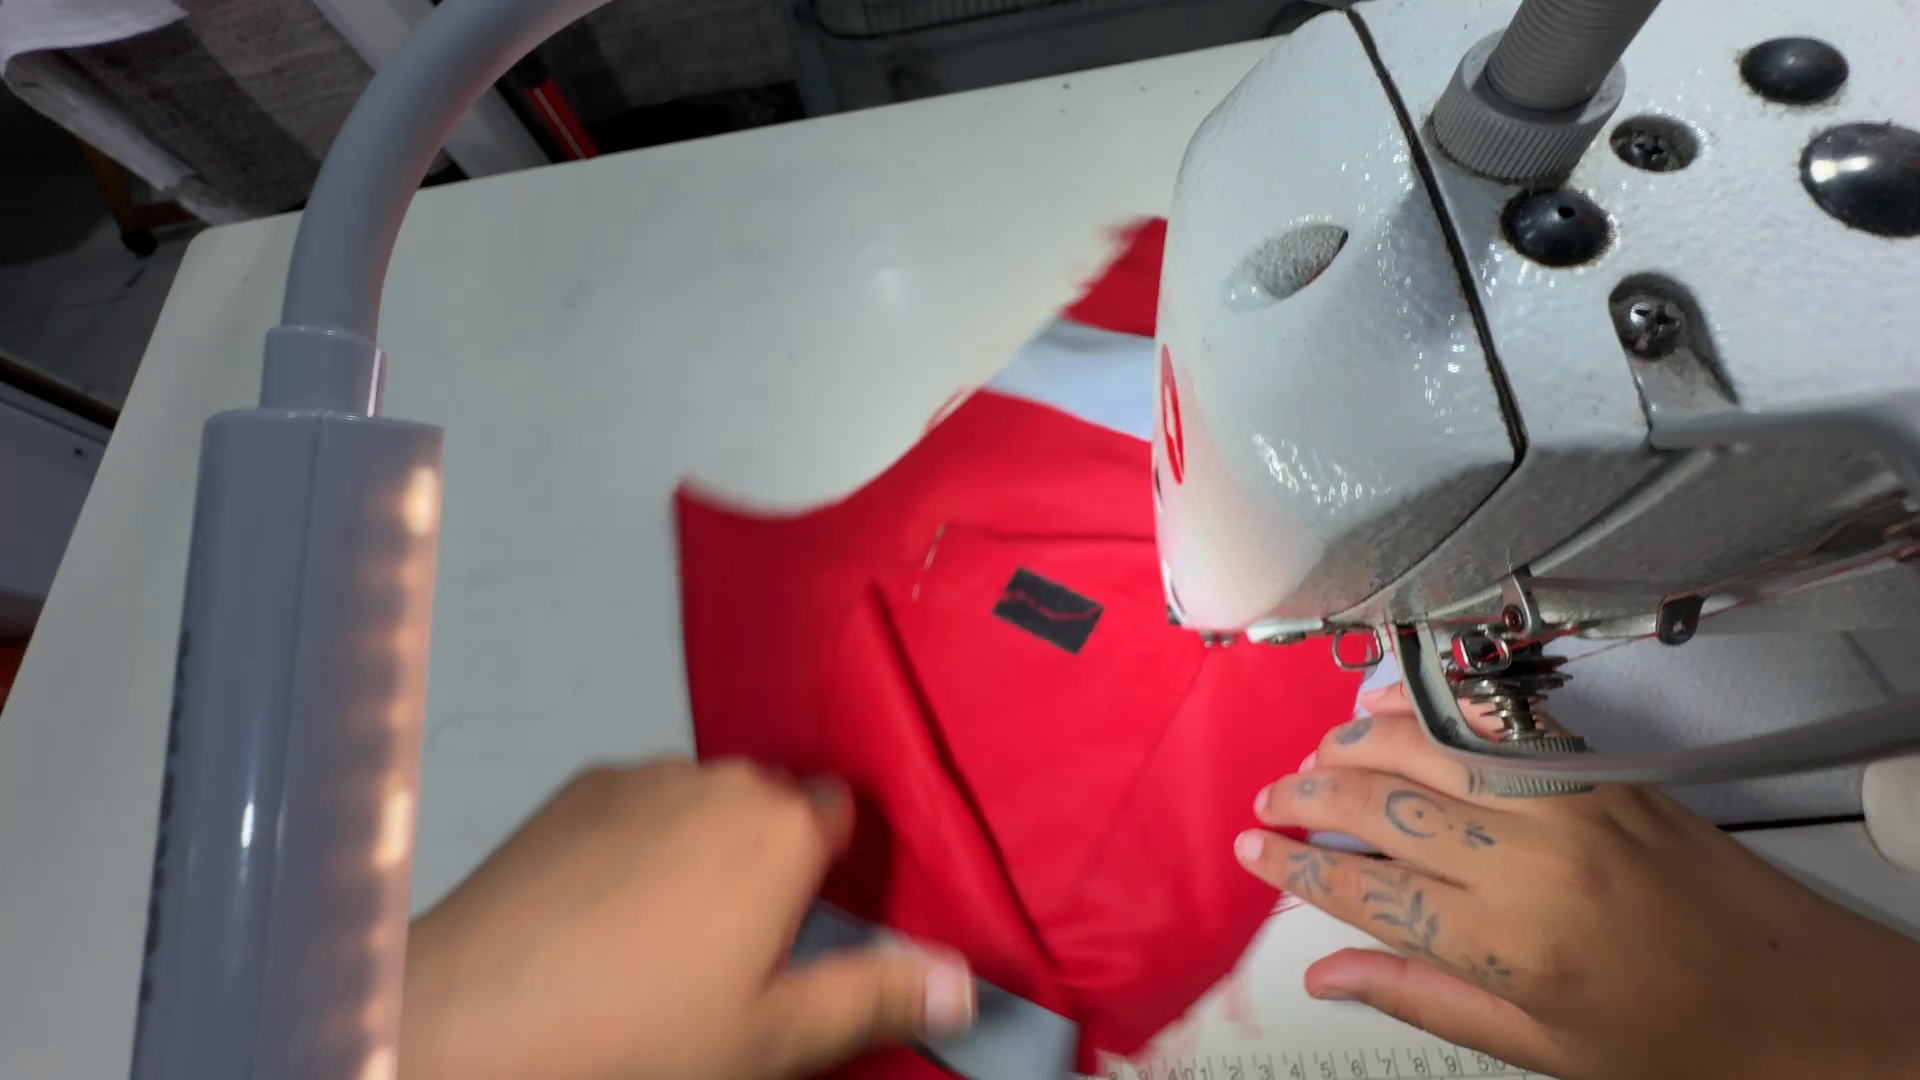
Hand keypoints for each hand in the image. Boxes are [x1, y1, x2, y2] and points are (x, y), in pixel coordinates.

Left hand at [401, 758, 976, 1079]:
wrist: (466, 1025)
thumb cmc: (634, 1039)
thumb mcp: (776, 1036)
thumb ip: (878, 991)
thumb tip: (961, 982)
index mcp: (784, 831)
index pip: (840, 810)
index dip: (825, 861)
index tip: (799, 908)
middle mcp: (728, 782)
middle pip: (773, 803)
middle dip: (765, 852)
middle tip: (726, 934)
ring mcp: (654, 774)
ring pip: (709, 797)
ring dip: (704, 838)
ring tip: (655, 922)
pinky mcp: (589, 779)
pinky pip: (645, 794)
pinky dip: (641, 829)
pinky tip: (602, 899)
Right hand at [1236, 684, 1919, 1078]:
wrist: (1831, 1011)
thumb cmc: (1688, 1044)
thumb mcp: (1545, 1050)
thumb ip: (1420, 996)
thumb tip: (1325, 973)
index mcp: (1512, 948)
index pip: (1361, 893)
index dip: (1291, 869)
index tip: (1252, 849)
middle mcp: (1527, 865)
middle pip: (1373, 809)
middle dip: (1301, 801)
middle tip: (1268, 803)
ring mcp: (1560, 805)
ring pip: (1414, 750)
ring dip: (1344, 749)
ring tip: (1310, 764)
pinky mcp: (1588, 772)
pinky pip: (1481, 720)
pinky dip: (1418, 709)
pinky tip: (1378, 710)